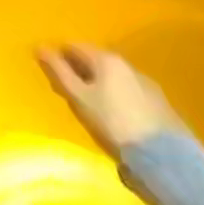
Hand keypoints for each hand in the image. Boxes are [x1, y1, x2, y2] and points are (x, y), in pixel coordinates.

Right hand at [38, 45, 180, 151]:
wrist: (164, 157)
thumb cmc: (113, 123)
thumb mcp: (79, 98)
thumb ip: (58, 71)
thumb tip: (39, 46)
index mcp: (105, 58)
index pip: (74, 46)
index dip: (60, 57)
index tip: (54, 75)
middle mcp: (126, 63)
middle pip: (95, 59)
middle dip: (80, 70)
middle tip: (71, 91)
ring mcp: (145, 82)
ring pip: (114, 76)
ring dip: (101, 84)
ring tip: (94, 105)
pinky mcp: (160, 103)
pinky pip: (130, 91)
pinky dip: (118, 96)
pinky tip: (118, 115)